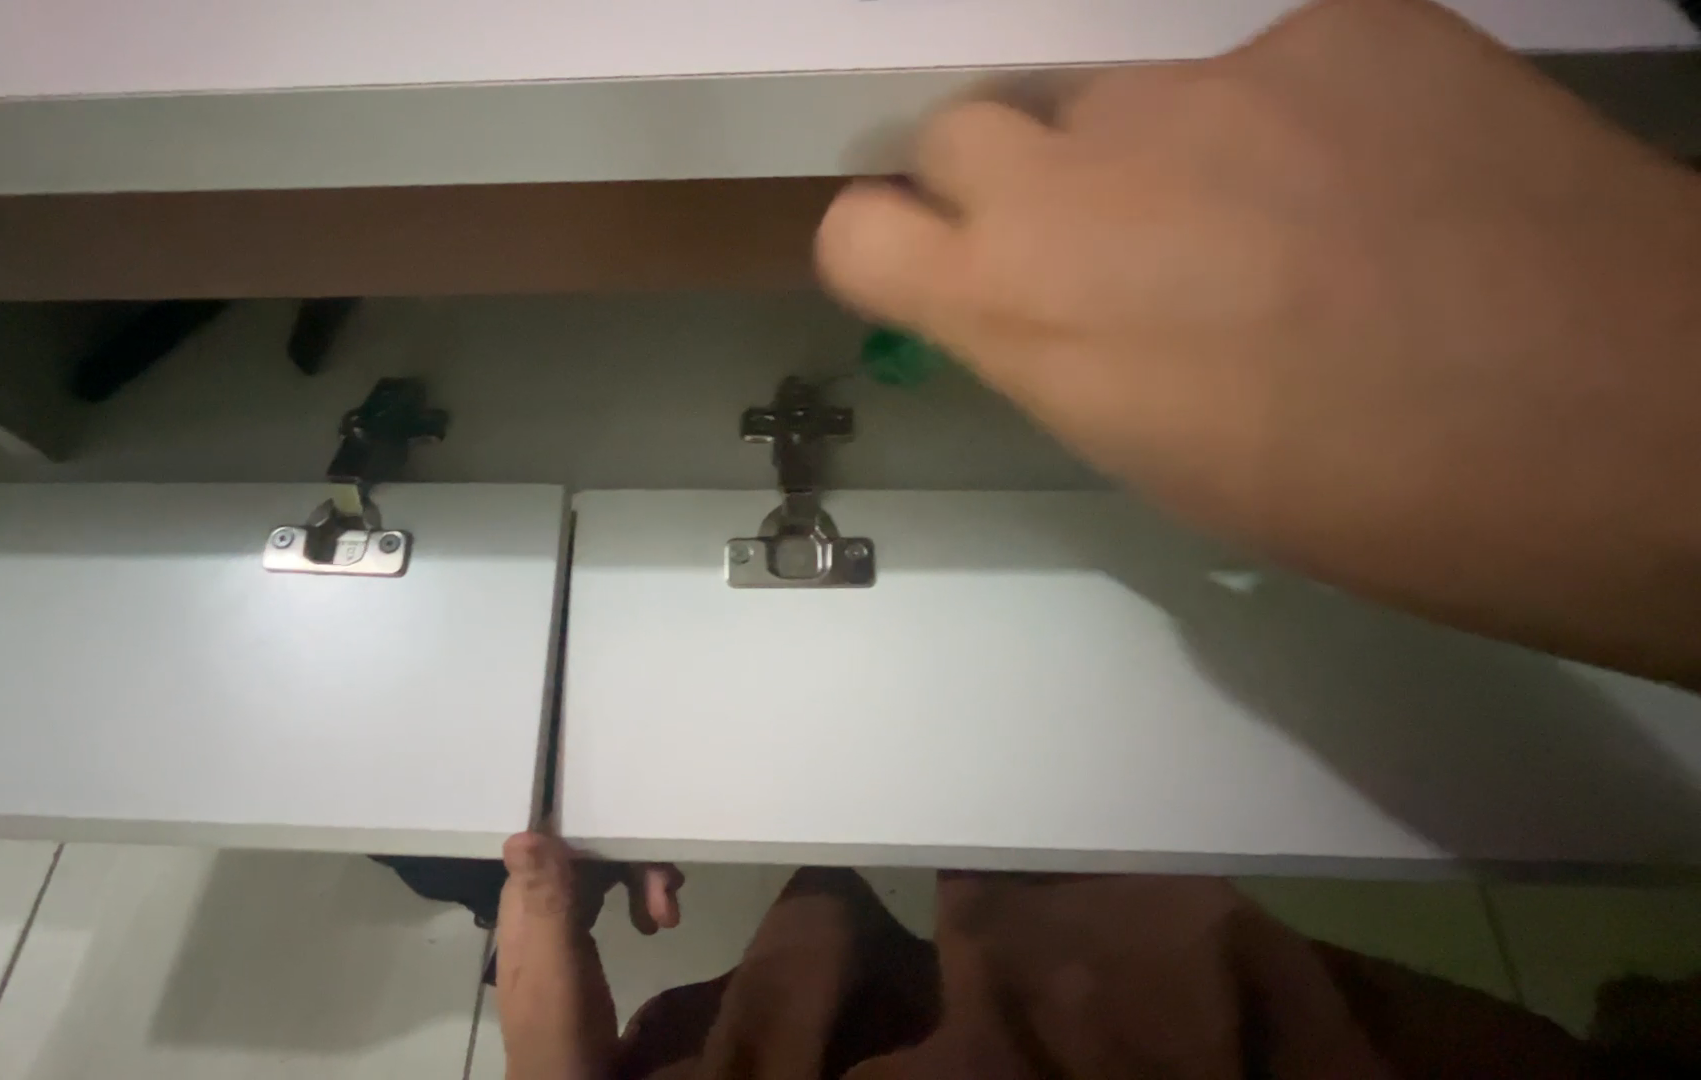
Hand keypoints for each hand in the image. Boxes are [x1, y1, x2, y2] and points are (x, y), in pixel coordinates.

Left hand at [495, 832, 682, 1079]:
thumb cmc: (560, 1033)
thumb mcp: (557, 966)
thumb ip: (546, 901)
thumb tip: (521, 833)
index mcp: (524, 901)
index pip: (561, 839)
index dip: (602, 835)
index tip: (643, 848)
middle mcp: (538, 901)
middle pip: (589, 852)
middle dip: (635, 864)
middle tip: (670, 898)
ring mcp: (558, 919)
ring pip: (604, 870)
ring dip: (642, 881)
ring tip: (668, 916)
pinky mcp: (578, 936)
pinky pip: (610, 894)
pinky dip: (637, 898)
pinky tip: (654, 924)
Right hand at [817, 0, 1700, 682]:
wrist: (1598, 430)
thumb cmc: (1315, 489)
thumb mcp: (1118, 438)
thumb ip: (1033, 337)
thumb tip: (1015, 288)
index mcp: (1013, 302)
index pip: (854, 229)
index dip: (879, 246)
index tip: (920, 267)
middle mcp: (1075, 174)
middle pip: (955, 127)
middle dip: (988, 182)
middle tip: (1073, 242)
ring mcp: (1205, 83)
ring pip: (1098, 97)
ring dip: (1126, 156)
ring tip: (1231, 223)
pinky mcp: (1336, 23)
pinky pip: (1242, 66)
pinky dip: (1260, 119)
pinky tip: (1341, 185)